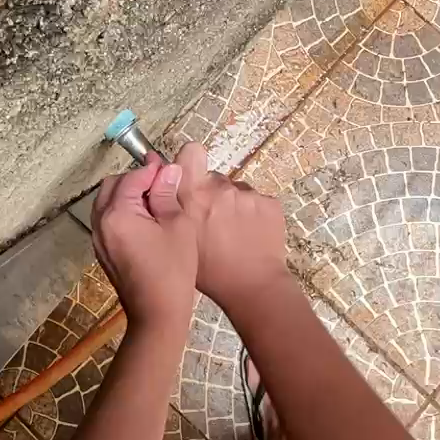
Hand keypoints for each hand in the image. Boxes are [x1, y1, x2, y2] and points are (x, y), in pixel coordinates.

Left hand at [92, 156, 197, 334]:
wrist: (157, 313)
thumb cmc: (172, 270)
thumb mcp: (177, 226)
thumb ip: (167, 194)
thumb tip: (168, 171)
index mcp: (117, 214)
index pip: (132, 178)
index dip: (151, 170)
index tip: (168, 167)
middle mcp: (101, 224)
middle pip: (112, 186)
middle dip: (136, 179)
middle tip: (162, 183)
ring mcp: (99, 239)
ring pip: (107, 202)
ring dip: (128, 194)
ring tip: (156, 201)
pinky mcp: (103, 251)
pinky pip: (108, 219)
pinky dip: (123, 211)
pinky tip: (146, 220)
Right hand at [168, 143, 291, 313]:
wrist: (253, 287)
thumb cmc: (210, 271)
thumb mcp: (179, 240)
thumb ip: (174, 210)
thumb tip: (170, 190)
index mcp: (193, 196)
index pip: (190, 152)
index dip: (190, 160)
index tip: (191, 174)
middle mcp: (219, 188)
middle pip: (214, 179)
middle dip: (213, 194)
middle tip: (215, 220)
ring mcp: (247, 195)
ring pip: (236, 192)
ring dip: (234, 206)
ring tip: (235, 232)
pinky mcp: (269, 203)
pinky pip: (258, 202)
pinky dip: (255, 215)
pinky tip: (252, 235)